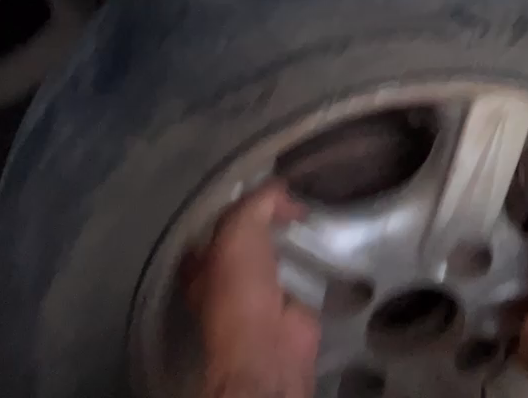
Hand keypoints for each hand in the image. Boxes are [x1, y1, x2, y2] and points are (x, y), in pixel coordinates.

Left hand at [185, 181, 319, 397]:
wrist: (269, 347)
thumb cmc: (240, 289)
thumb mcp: (239, 231)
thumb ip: (256, 203)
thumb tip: (281, 188)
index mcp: (204, 260)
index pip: (219, 219)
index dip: (239, 199)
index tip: (263, 180)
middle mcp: (228, 274)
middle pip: (250, 232)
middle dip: (268, 214)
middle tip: (292, 193)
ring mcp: (260, 289)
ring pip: (276, 248)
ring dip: (292, 232)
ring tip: (310, 206)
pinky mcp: (291, 301)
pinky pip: (302, 267)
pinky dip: (313, 253)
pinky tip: (323, 234)